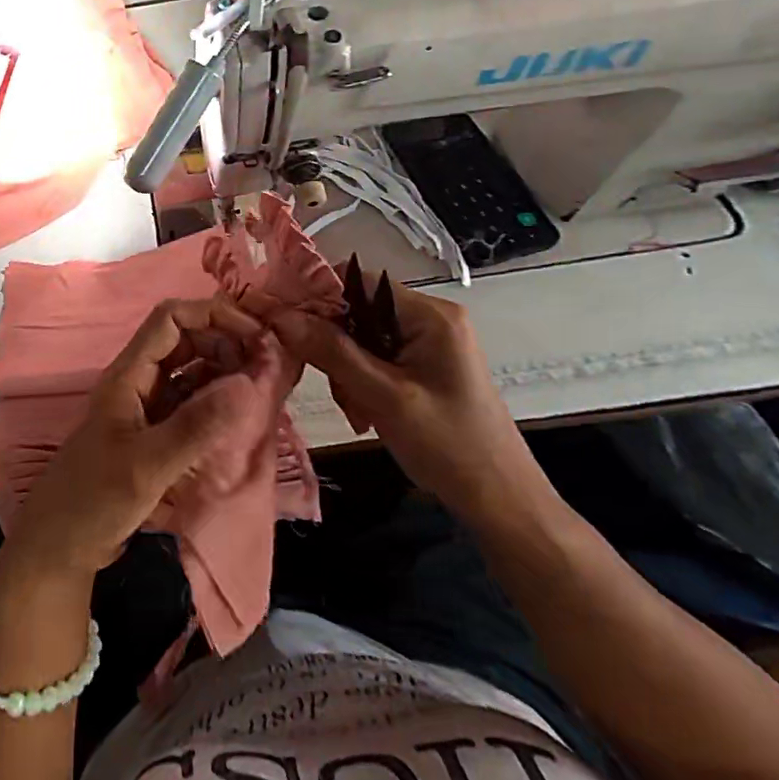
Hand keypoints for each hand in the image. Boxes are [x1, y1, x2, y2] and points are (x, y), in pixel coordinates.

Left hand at [9, 297, 296, 575]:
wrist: (60, 546)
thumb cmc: (95, 500)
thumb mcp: (148, 464)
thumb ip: (197, 425)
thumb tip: (247, 384)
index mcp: (129, 375)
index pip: (172, 319)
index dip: (214, 316)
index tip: (256, 337)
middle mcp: (139, 383)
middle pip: (186, 341)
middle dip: (226, 342)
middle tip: (266, 365)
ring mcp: (147, 409)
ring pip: (191, 372)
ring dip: (225, 371)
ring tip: (262, 385)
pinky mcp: (155, 435)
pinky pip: (192, 403)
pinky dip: (217, 401)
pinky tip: (241, 413)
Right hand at [272, 278, 541, 512]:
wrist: (498, 497)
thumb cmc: (447, 444)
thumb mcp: (384, 397)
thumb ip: (332, 353)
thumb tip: (280, 315)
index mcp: (430, 315)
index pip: (360, 282)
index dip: (319, 299)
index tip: (284, 326)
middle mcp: (431, 319)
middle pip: (359, 313)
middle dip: (336, 349)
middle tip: (336, 391)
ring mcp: (429, 344)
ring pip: (364, 341)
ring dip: (348, 373)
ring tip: (359, 413)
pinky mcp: (425, 367)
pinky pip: (378, 361)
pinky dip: (363, 384)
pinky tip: (367, 415)